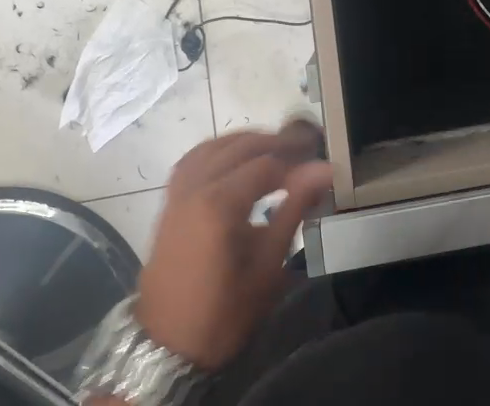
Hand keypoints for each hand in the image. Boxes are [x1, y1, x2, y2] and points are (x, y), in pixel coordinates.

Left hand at [135, 121, 333, 368]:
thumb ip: (294, 210)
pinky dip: (217, 151)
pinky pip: (193, 160)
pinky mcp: (168, 203)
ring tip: (274, 151)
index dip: (297, 160)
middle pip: (240, 147)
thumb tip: (323, 170)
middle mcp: (196, 187)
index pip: (268, 163)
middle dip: (275, 144)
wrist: (166, 346)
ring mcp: (177, 193)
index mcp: (220, 203)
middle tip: (305, 151)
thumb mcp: (268, 266)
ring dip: (246, 143)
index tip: (321, 164)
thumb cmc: (223, 312)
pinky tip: (234, 161)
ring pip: (214, 147)